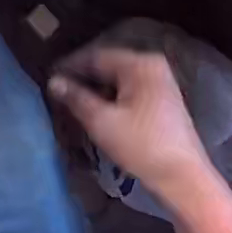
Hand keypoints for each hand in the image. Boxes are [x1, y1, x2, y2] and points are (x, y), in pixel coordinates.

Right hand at [48, 46, 225, 210]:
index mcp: (140, 64)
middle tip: (58, 94)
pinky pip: (129, 92)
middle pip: (108, 67)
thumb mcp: (102, 121)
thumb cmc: (141, 146)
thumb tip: (54, 81)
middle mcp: (152, 66)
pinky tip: (98, 113)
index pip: (95, 56)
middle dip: (83, 80)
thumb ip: (76, 98)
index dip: (70, 66)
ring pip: (118, 81)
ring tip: (74, 105)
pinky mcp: (162, 100)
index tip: (49, 78)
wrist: (182, 176)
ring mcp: (160, 83)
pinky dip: (112, 100)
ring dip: (96, 91)